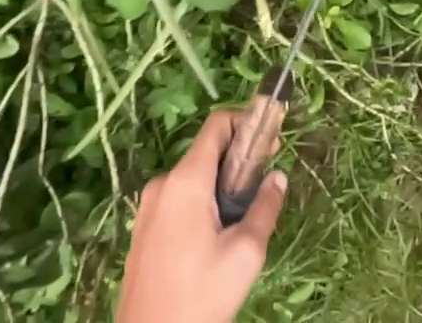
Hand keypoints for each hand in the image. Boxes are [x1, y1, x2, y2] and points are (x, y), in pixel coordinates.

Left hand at [116, 109, 288, 322]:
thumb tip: (277, 178)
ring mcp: (149, 208)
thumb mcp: (246, 253)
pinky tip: (216, 239)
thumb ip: (265, 207)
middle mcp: (163, 185)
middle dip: (240, 161)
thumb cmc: (200, 296)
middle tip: (263, 188)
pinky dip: (203, 203)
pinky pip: (180, 200)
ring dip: (222, 186)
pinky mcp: (144, 230)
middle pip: (208, 152)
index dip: (248, 123)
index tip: (272, 146)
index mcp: (186, 181)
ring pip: (195, 178)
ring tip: (242, 222)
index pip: (218, 125)